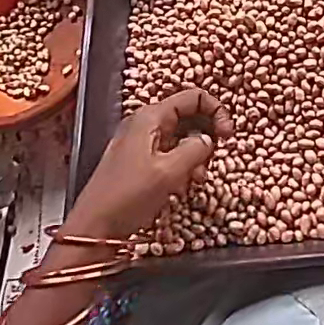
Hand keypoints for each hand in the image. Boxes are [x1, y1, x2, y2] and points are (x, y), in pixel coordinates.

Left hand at [66, 89, 233, 237]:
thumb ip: (195, 150)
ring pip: (181, 136)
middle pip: (188, 115)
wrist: (94, 227)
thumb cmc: (127, 196)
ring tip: (199, 176)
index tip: (229, 136)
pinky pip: (170, 154)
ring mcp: (141, 143)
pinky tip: (185, 183)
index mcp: (150, 116)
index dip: (216, 111)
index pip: (193, 97)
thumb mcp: (169, 172)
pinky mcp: (140, 162)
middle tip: (217, 156)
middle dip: (208, 134)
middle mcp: (145, 124)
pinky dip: (183, 164)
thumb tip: (208, 140)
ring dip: (197, 153)